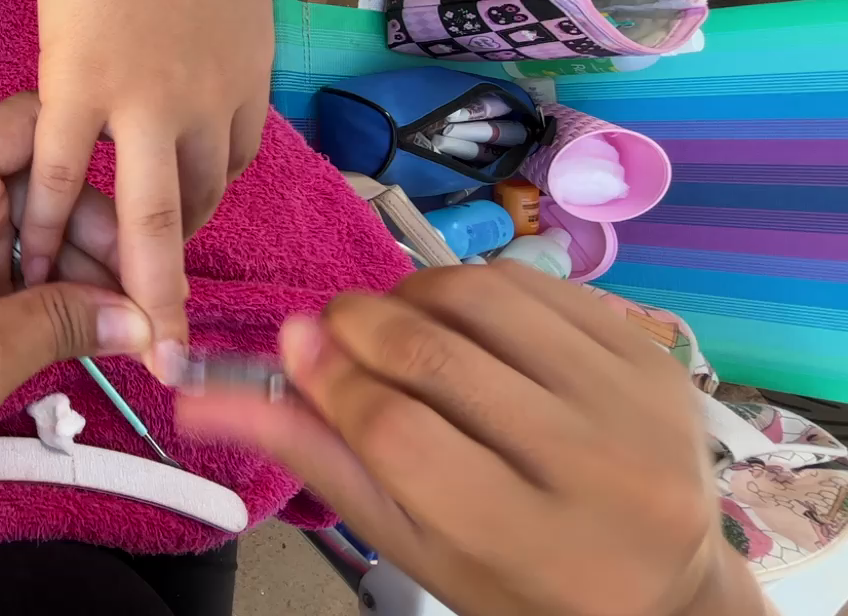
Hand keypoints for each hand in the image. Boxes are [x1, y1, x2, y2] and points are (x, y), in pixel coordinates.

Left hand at [0, 93, 153, 475]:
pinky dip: (57, 298)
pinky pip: (20, 271)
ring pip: (42, 235)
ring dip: (88, 278)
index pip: (28, 124)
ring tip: (137, 332)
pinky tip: (96, 334)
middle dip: (104, 241)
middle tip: (157, 304)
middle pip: (48, 189)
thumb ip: (67, 324)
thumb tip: (143, 319)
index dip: (90, 140)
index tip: (153, 183)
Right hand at [14, 0, 273, 382]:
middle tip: (170, 316)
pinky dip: (52, 223)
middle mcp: (215, 97)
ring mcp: (151, 96)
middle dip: (185, 262)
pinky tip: (36, 259)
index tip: (183, 217)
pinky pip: (68, 173)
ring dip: (135, 278)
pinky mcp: (84, 82)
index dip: (206, 197)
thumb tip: (184, 34)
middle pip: (202, 197)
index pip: (234, 157)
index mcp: (248, 67)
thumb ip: (209, 23)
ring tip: (124, 331)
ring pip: (151, 214)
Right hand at [175, 263, 766, 615]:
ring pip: (470, 294)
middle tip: (333, 334)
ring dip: (404, 297)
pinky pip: (518, 276)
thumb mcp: (398, 535)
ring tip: (398, 330)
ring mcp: (638, 401)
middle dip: (353, 324)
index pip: (396, 432)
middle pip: (432, 353)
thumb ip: (304, 454)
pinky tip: (456, 325)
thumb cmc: (506, 570)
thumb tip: (199, 394)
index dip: (326, 380)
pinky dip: (459, 285)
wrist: (659, 583)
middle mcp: (604, 470)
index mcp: (532, 541)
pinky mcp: (649, 348)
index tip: (291, 351)